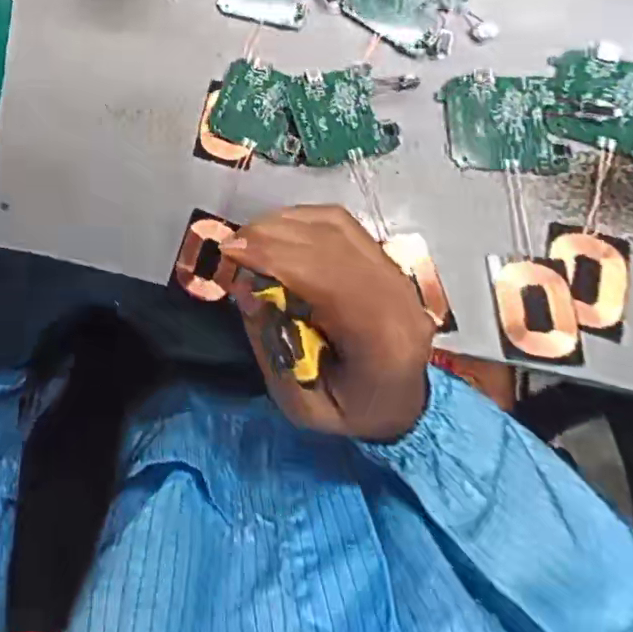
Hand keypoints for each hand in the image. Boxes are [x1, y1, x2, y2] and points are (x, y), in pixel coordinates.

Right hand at [222, 205, 435, 441]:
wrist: (402, 404)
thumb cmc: (351, 411)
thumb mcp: (301, 404)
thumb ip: (271, 347)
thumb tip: (246, 289)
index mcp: (382, 339)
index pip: (331, 280)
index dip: (277, 257)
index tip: (231, 251)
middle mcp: (398, 297)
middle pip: (331, 244)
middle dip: (271, 235)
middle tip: (229, 245)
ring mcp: (397, 273)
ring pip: (336, 227)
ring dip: (283, 224)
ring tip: (247, 239)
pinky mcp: (386, 260)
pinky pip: (341, 224)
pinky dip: (301, 220)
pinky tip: (275, 233)